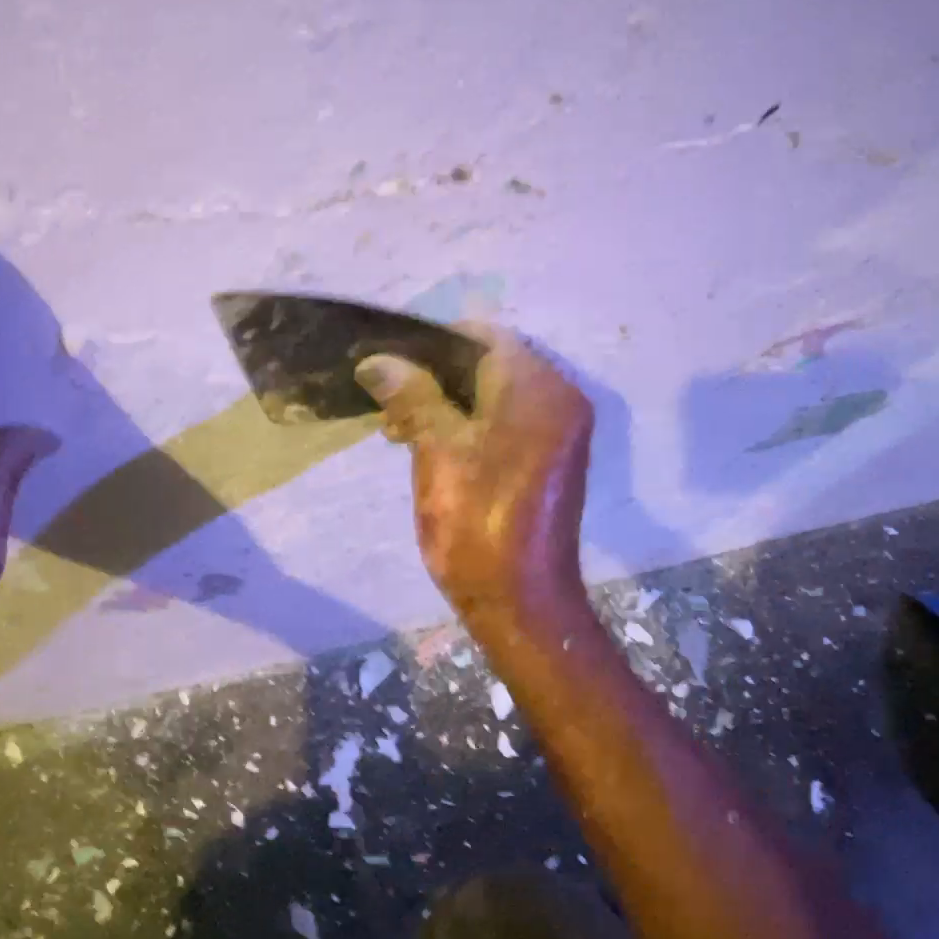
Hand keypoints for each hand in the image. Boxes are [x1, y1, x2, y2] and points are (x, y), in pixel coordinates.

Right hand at [356, 326, 592, 617]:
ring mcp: (559, 431)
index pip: (483, 337)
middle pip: (491, 363)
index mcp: (539, 389)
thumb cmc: (476, 523)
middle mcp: (560, 399)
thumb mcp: (437, 452)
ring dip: (446, 403)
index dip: (431, 343)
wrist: (520, 602)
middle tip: (387, 401)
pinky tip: (427, 445)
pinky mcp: (550, 458)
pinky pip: (506, 421)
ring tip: (397, 429)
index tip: (388, 362)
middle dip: (435, 376)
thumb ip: (412, 397)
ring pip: (495, 393)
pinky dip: (468, 424)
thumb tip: (378, 360)